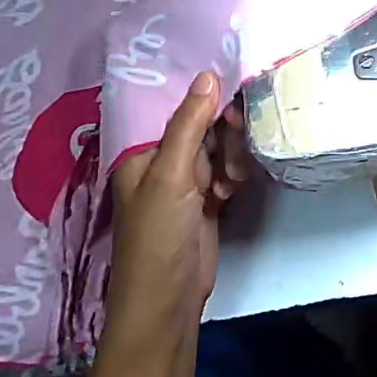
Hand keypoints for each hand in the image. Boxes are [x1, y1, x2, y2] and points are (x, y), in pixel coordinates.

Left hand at [108, 72, 250, 336]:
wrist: (169, 302)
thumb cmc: (159, 236)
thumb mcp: (171, 175)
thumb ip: (189, 124)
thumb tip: (208, 74)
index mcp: (142, 148)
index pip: (175, 106)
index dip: (203, 97)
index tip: (232, 91)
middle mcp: (162, 160)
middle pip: (201, 125)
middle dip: (223, 132)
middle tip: (235, 142)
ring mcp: (185, 182)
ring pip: (218, 148)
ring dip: (231, 158)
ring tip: (229, 182)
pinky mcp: (205, 200)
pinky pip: (224, 171)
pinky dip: (232, 177)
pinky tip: (231, 192)